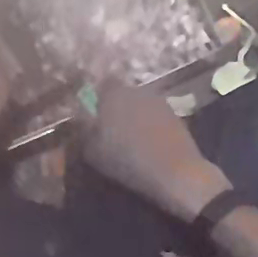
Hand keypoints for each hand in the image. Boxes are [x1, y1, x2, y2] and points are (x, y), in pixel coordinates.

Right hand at [83, 80, 231, 220]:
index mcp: (114, 94)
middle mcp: (138, 91)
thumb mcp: (93, 152)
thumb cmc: (128, 161)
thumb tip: (81, 120)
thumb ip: (84, 131)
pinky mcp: (176, 116)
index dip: (98, 99)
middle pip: (123, 94)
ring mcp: (160, 102)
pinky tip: (151, 145)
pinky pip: (156, 117)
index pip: (102, 84)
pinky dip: (151, 127)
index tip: (95, 116)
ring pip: (141, 105)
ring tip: (132, 141)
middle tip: (112, 131)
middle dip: (117, 108)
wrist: (175, 172)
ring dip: (135, 117)